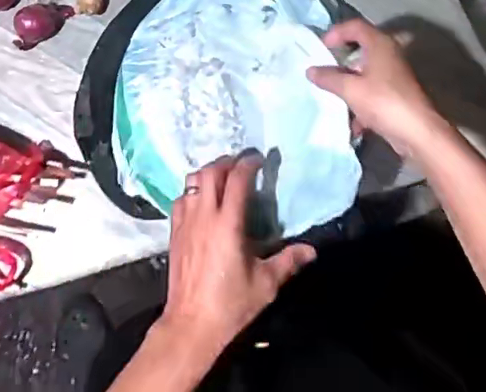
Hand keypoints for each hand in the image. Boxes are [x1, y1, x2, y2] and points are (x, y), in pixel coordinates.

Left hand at [156, 154, 315, 357]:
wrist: (191, 326)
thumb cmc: (230, 305)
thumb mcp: (265, 285)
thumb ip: (288, 262)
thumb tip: (311, 250)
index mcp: (228, 223)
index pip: (237, 179)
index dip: (248, 163)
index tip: (259, 160)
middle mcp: (205, 215)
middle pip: (211, 171)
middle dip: (227, 162)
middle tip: (241, 165)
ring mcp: (186, 221)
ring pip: (193, 180)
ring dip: (208, 173)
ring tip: (222, 177)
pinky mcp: (174, 232)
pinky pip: (181, 198)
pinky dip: (193, 190)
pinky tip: (202, 201)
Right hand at [306, 18, 451, 157]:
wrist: (419, 133)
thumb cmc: (383, 102)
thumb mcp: (350, 89)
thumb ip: (329, 78)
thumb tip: (310, 70)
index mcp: (379, 43)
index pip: (354, 26)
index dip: (336, 32)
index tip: (321, 46)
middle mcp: (389, 53)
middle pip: (361, 47)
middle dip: (341, 59)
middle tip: (324, 68)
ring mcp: (395, 74)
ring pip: (366, 71)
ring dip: (350, 83)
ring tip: (334, 96)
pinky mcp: (397, 93)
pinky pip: (374, 90)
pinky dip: (362, 101)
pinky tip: (353, 122)